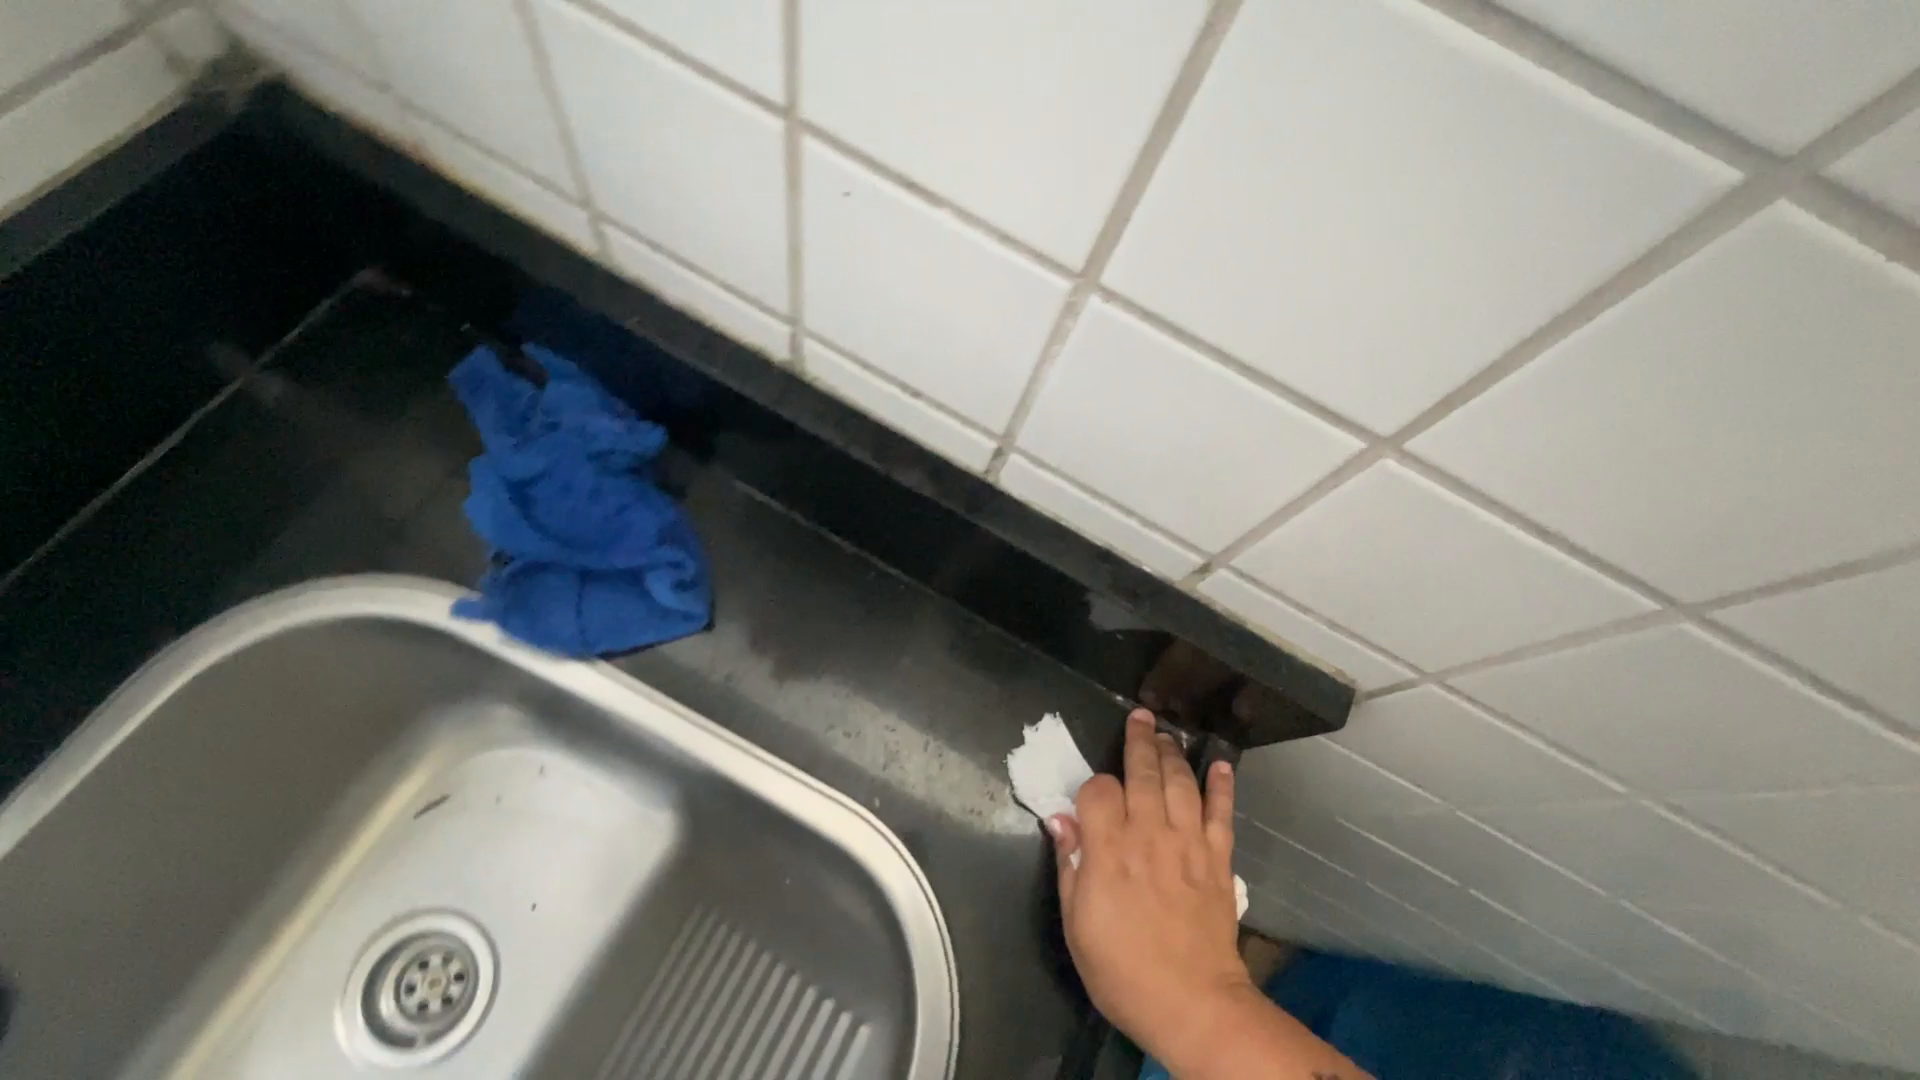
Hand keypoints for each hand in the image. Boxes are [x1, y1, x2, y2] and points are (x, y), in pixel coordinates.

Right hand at [1050, 709, 1253, 1065]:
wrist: (1193, 1004)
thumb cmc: (1122, 970)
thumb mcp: (1077, 925)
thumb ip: (1069, 866)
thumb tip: (1059, 820)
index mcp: (1109, 850)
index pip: (1098, 791)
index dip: (1092, 786)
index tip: (1089, 796)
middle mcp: (1149, 834)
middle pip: (1143, 773)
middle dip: (1139, 741)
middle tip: (1140, 717)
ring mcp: (1188, 844)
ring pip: (1181, 783)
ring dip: (1173, 754)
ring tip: (1166, 734)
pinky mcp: (1218, 859)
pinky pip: (1221, 813)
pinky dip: (1223, 786)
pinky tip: (1221, 764)